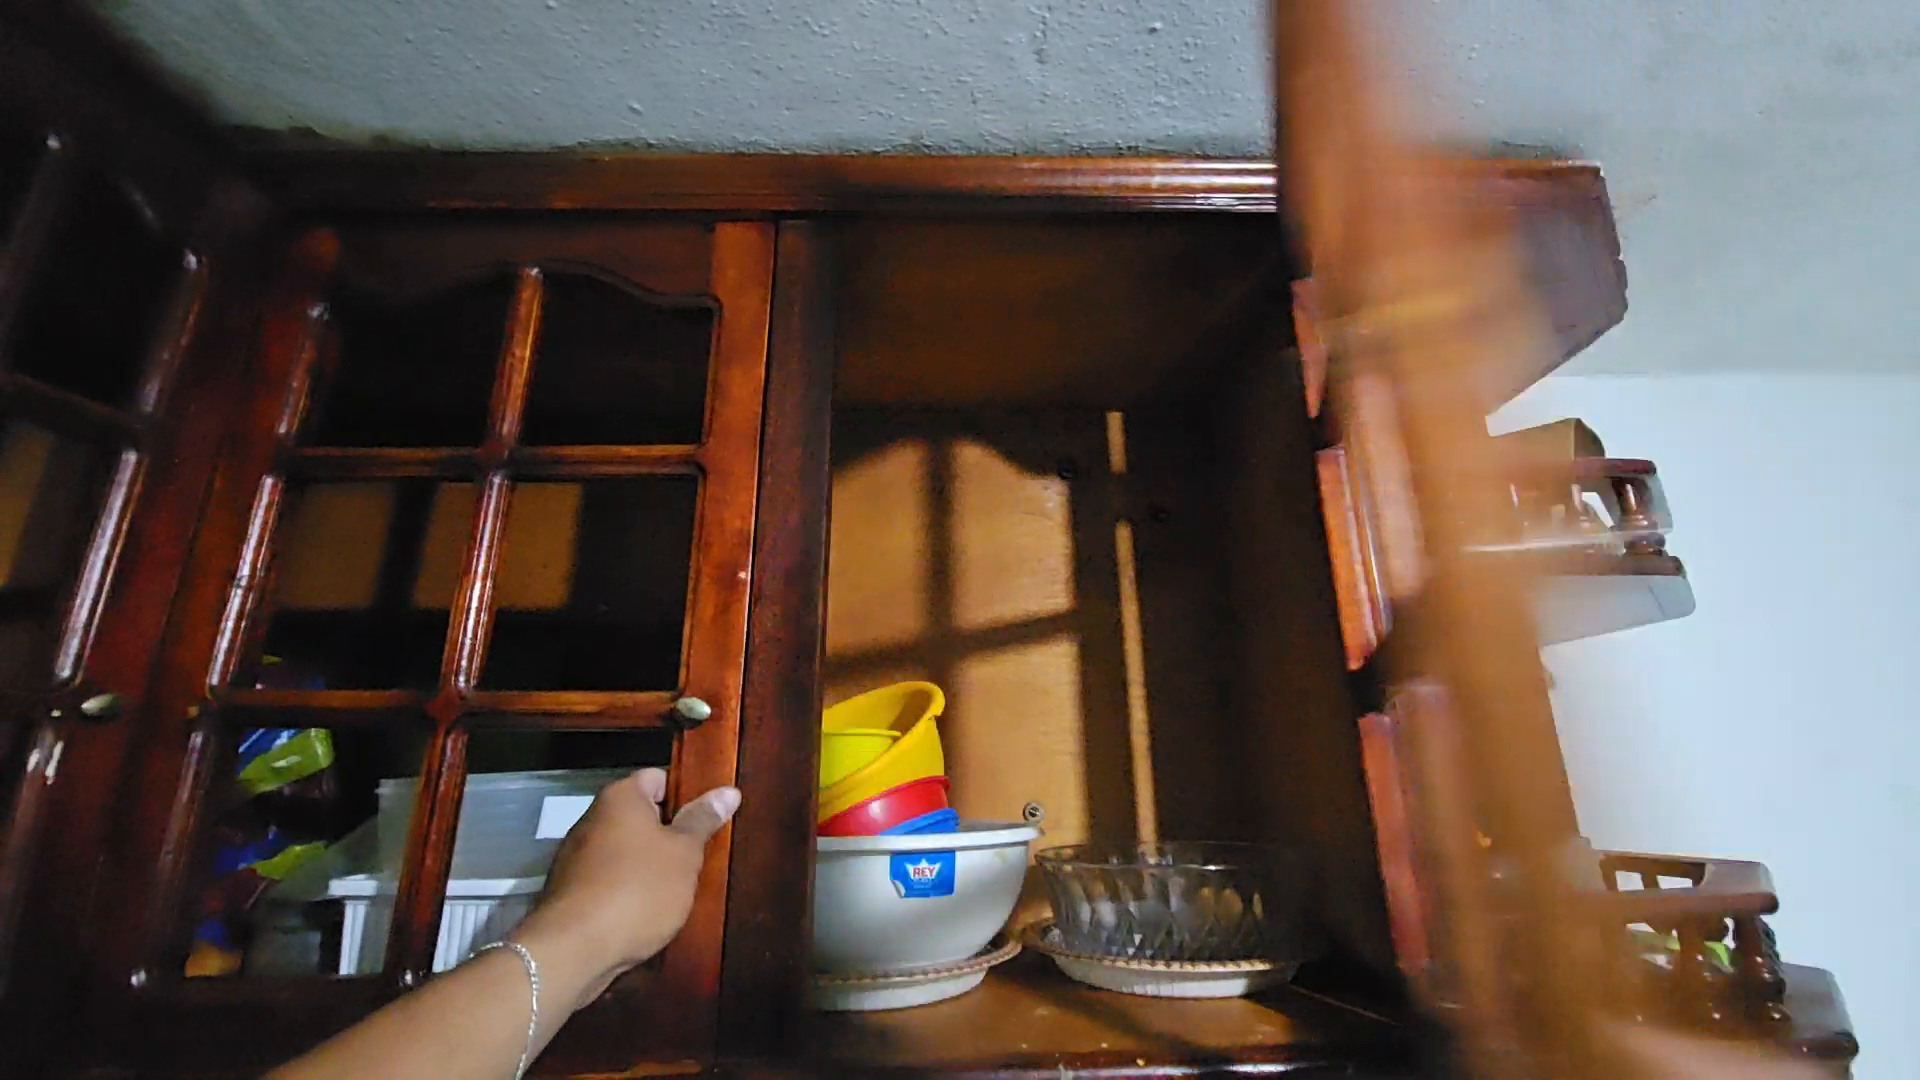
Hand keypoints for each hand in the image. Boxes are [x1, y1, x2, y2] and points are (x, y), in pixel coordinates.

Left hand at [511, 769, 739, 1009]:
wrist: (571, 954)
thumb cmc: (637, 889)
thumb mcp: (684, 853)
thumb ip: (704, 820)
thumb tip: (728, 791)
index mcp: (621, 798)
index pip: (659, 777)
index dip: (686, 794)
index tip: (707, 817)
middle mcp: (592, 819)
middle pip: (642, 815)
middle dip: (670, 834)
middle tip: (701, 853)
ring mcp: (576, 858)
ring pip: (626, 851)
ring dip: (650, 865)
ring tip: (680, 887)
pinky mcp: (568, 895)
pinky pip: (609, 880)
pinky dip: (628, 891)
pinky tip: (648, 911)